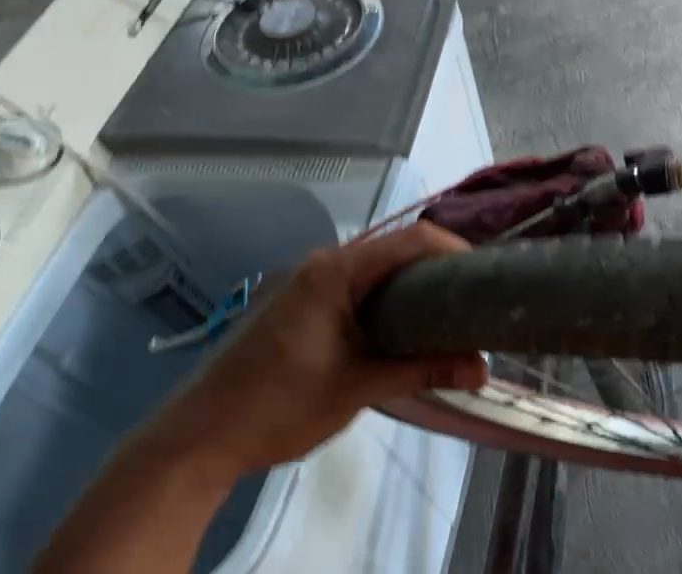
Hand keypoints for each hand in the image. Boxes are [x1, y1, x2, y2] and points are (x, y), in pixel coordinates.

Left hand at [147, 221, 487, 475]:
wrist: (193, 443)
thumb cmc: (277, 406)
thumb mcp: (359, 388)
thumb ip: (423, 370)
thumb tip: (484, 371)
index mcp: (335, 271)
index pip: (412, 239)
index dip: (456, 250)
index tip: (488, 277)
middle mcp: (319, 264)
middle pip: (395, 250)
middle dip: (437, 271)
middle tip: (473, 301)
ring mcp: (302, 283)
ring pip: (373, 269)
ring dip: (409, 287)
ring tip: (445, 317)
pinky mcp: (292, 305)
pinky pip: (352, 287)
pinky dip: (383, 300)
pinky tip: (398, 330)